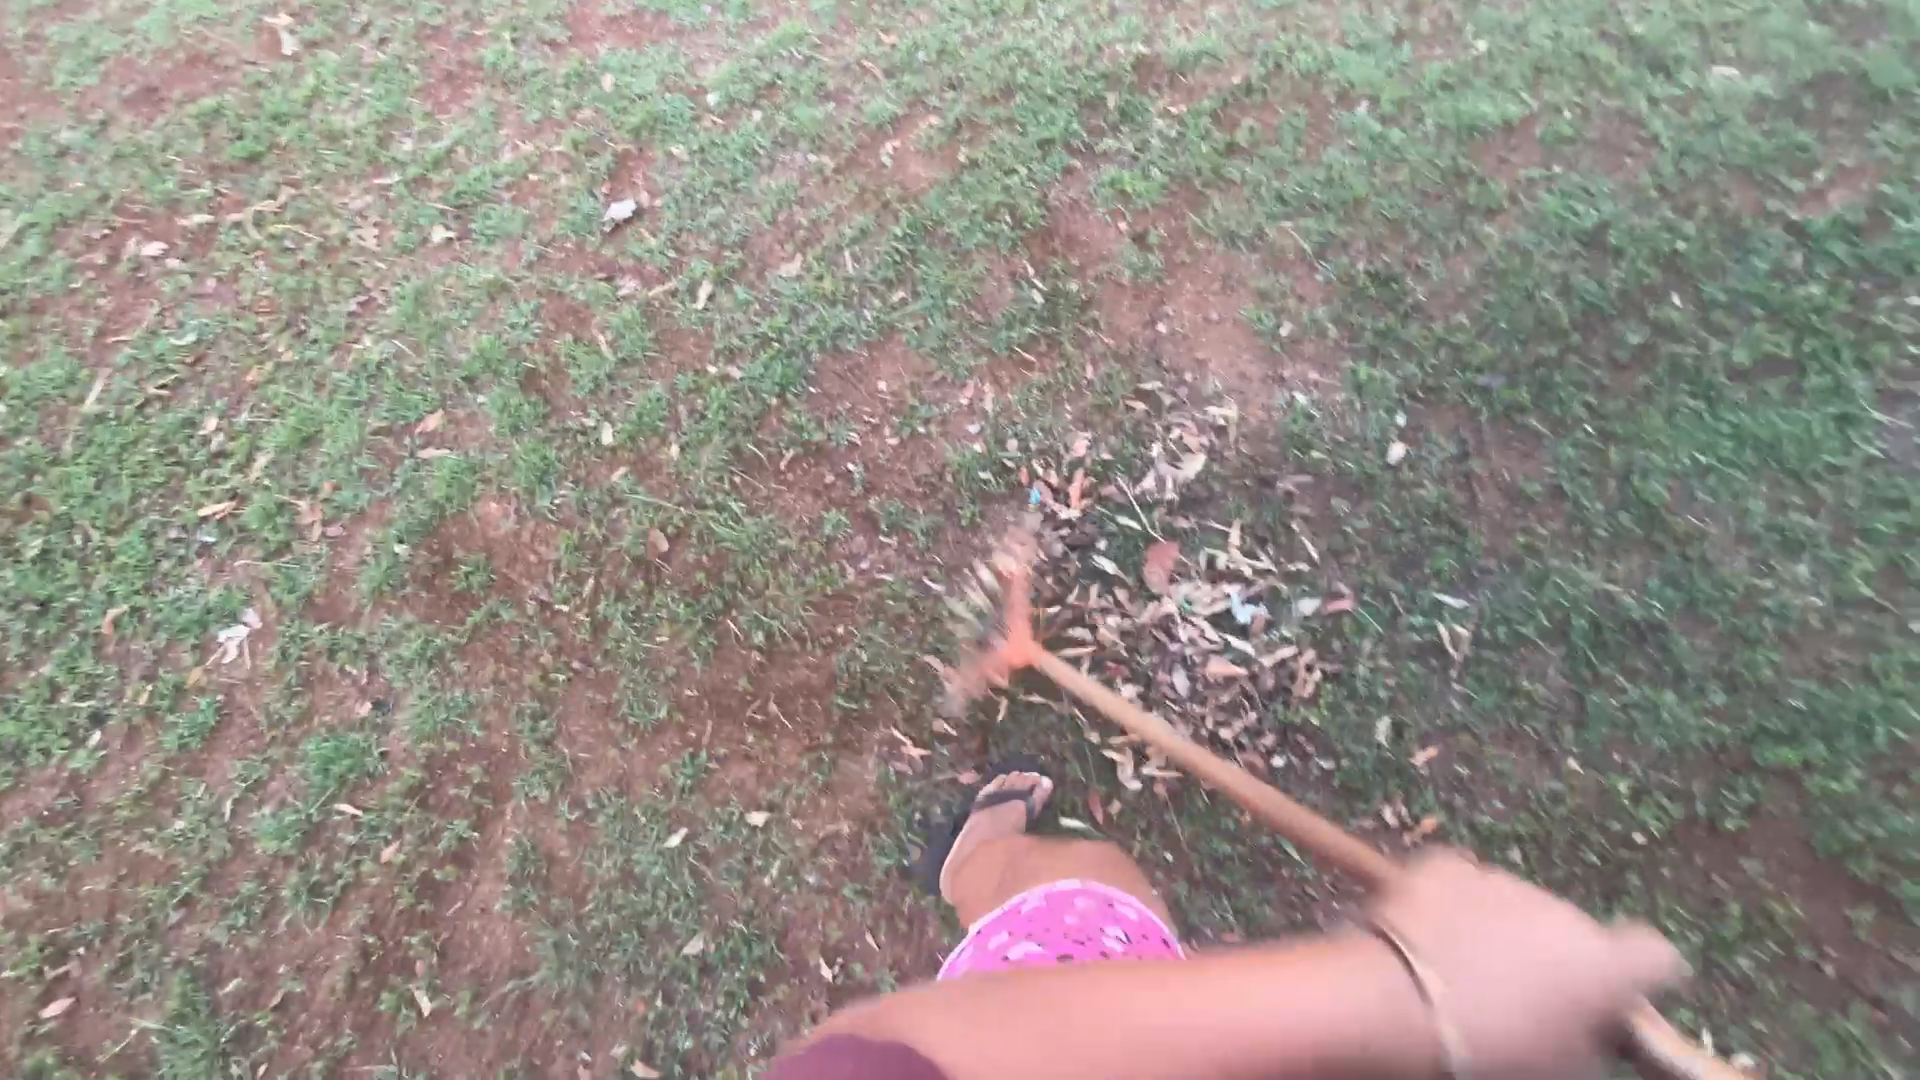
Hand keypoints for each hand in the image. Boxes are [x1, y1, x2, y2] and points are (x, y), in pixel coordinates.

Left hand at [1368, 850, 1689, 1078]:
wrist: (1399, 999)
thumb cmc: (1490, 1048)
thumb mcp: (1565, 1063)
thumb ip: (1593, 1033)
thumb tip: (1592, 1019)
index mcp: (1605, 962)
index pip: (1654, 954)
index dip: (1637, 972)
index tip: (1616, 991)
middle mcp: (1559, 909)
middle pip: (1572, 927)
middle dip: (1556, 951)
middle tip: (1522, 987)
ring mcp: (1498, 879)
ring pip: (1515, 901)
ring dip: (1503, 922)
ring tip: (1465, 960)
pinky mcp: (1444, 864)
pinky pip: (1462, 881)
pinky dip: (1455, 898)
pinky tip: (1433, 928)